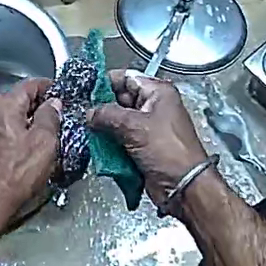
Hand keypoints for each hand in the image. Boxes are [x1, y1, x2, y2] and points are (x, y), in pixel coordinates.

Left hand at [0, 78, 60, 232]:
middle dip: (41, 106)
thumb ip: (51, 117)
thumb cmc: (16, 174)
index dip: (51, 88)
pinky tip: (30, 147)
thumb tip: (54, 104)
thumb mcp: (45, 142)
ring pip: (13, 114)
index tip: (64, 96)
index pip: (31, 84)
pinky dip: (19, 132)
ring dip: (30, 121)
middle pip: (20, 98)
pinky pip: (5, 128)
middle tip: (60, 118)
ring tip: (49, 136)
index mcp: (5, 104)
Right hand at [89, 70, 209, 209]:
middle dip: (100, 106)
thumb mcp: (134, 126)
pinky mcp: (141, 146)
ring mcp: (147, 127)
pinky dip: (108, 141)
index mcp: (158, 93)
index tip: (85, 89)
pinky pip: (119, 138)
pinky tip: (95, 144)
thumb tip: (89, 113)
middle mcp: (153, 107)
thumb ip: (106, 114)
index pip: (125, 78)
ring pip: (117, 120)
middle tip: (81, 111)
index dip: (105, 82)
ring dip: (102, 126)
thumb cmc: (169, 152)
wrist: (184, 188)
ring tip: (86, 128)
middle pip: (119, 99)